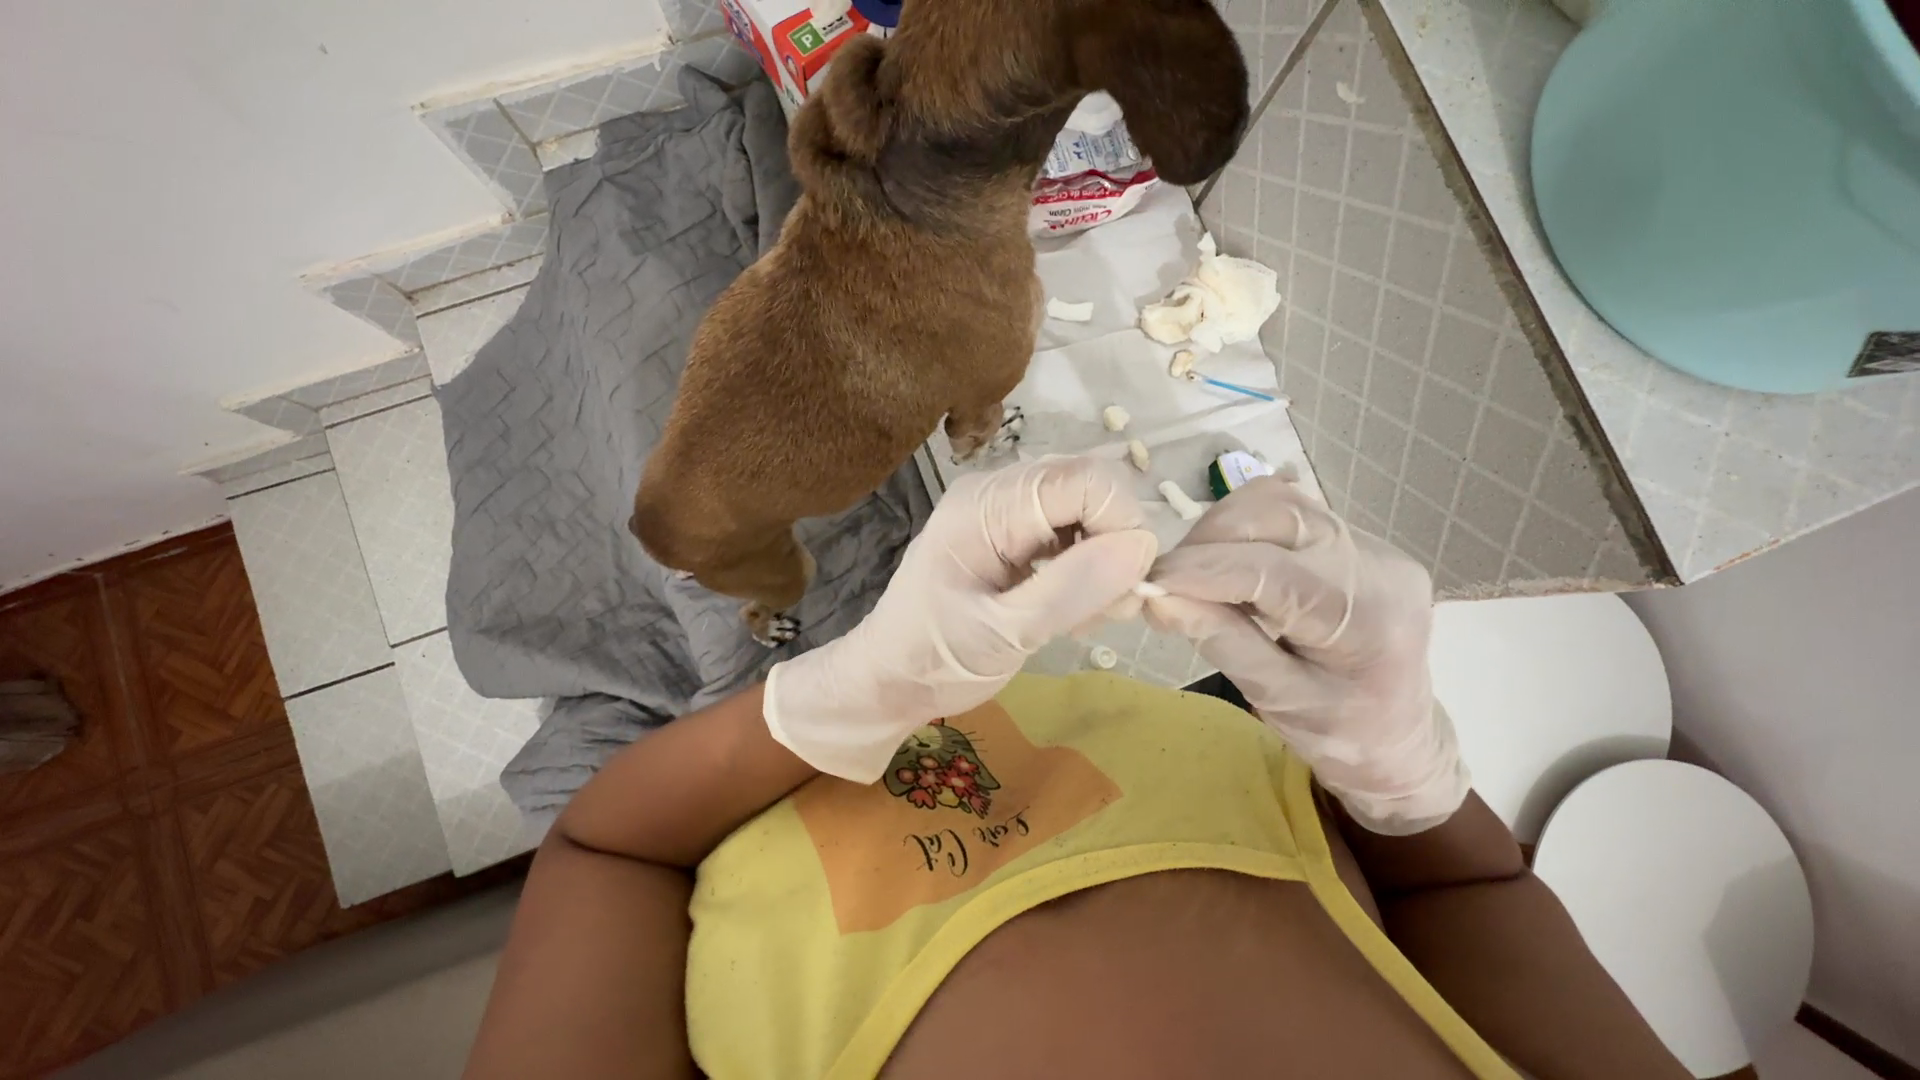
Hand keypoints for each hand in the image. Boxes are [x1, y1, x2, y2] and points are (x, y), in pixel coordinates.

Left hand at [765, 456, 1157, 781]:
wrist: (891, 679)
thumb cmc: (937, 661)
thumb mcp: (1005, 634)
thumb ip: (1072, 588)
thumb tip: (1141, 545)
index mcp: (985, 507)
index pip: (1085, 478)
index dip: (1122, 523)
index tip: (1126, 586)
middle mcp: (995, 492)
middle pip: (1090, 485)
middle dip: (1116, 542)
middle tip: (1109, 609)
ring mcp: (1003, 510)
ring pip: (1087, 508)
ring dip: (1105, 558)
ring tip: (1087, 616)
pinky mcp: (1012, 532)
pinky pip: (1071, 529)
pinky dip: (1088, 565)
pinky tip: (1074, 608)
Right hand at [1143, 475, 1468, 833]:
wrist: (1400, 737)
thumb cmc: (1341, 734)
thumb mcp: (1277, 699)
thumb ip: (1221, 642)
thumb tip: (1155, 598)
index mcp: (1368, 618)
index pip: (1269, 570)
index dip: (1199, 570)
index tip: (1145, 583)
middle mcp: (1376, 564)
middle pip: (1274, 513)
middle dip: (1207, 541)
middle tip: (1168, 582)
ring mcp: (1370, 544)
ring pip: (1276, 501)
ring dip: (1221, 530)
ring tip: (1195, 574)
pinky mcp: (1354, 538)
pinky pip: (1286, 511)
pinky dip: (1242, 530)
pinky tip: (1228, 565)